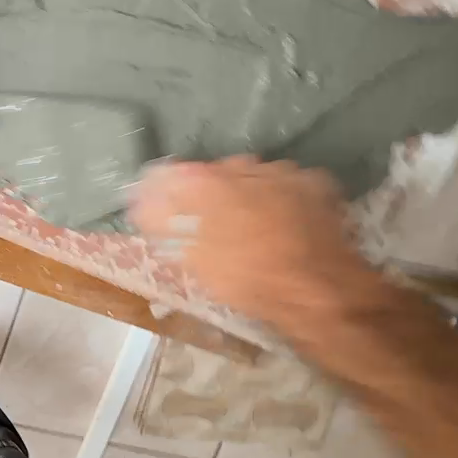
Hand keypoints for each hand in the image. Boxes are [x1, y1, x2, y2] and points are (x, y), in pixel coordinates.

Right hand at [129, 157, 381, 328]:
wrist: (319, 291)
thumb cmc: (247, 278)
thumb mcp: (192, 258)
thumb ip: (162, 224)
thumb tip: (138, 206)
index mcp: (205, 182)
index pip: (168, 174)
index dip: (159, 190)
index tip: (152, 206)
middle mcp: (240, 166)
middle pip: (210, 173)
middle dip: (202, 192)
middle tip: (199, 220)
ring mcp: (280, 172)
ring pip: (248, 176)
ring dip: (240, 191)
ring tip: (241, 221)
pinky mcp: (313, 184)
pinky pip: (282, 183)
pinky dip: (275, 195)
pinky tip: (276, 217)